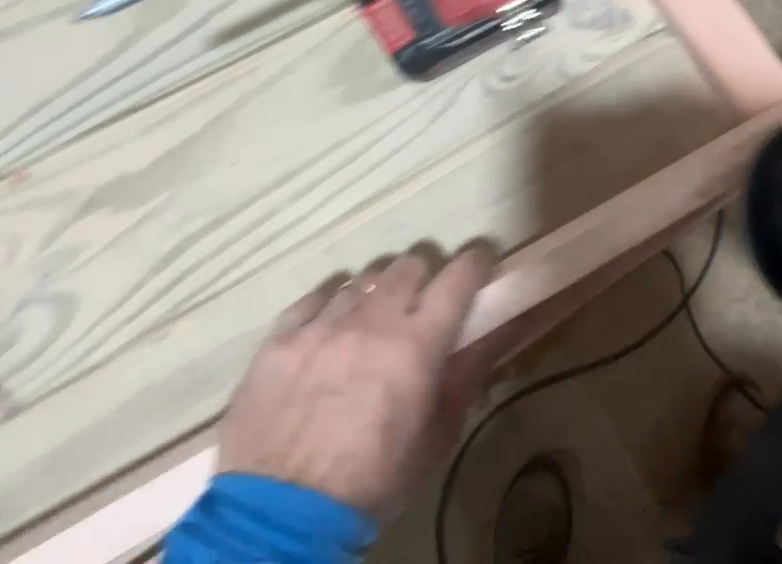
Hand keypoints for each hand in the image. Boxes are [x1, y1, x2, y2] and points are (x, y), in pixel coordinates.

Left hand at [218, 244, 497, 517]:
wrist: (280, 517)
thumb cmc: (376, 478)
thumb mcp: (439, 432)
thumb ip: (471, 371)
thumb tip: (504, 331)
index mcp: (419, 341)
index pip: (460, 274)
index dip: (476, 264)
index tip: (480, 270)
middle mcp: (372, 320)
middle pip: (409, 265)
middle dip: (423, 279)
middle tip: (421, 307)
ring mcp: (321, 326)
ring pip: (361, 280)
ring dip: (376, 295)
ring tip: (370, 325)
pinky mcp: (277, 341)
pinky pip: (313, 299)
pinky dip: (330, 306)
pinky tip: (330, 329)